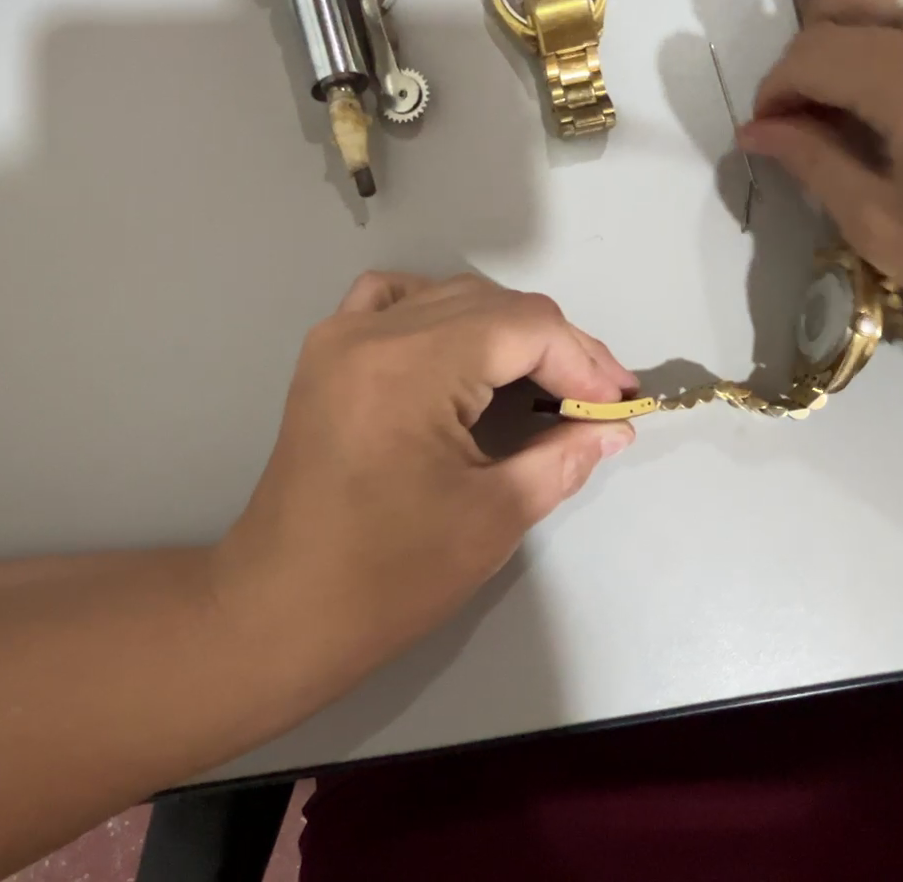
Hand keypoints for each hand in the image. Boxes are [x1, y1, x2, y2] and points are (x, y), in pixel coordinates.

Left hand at [214, 272, 637, 687]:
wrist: (283, 606)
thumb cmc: (389, 576)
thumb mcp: (494, 518)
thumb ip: (562, 456)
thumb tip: (613, 426)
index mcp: (411, 368)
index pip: (523, 326)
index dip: (584, 358)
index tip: (619, 401)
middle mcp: (371, 332)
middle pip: (490, 304)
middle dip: (553, 346)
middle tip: (594, 398)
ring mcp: (340, 337)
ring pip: (447, 297)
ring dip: (505, 329)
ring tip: (543, 377)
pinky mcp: (326, 355)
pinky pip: (394, 301)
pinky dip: (442, 314)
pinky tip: (465, 349)